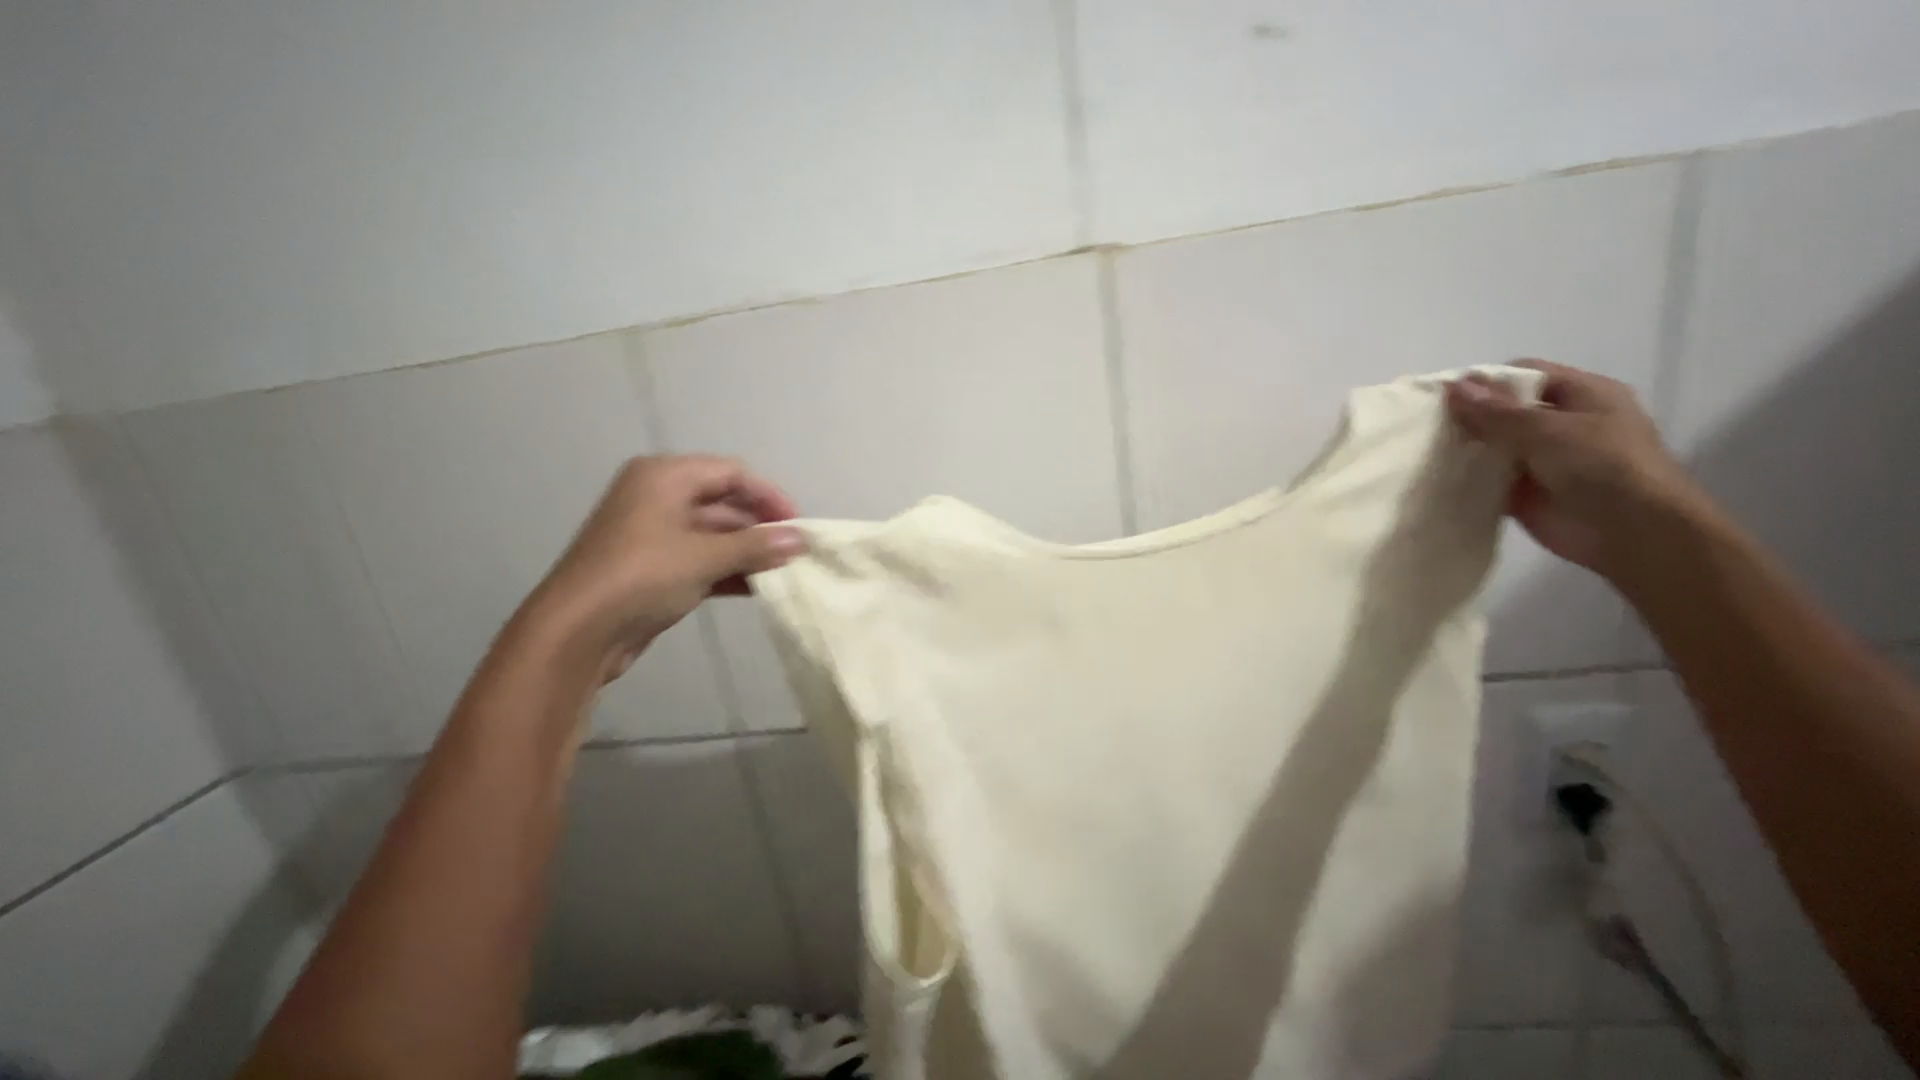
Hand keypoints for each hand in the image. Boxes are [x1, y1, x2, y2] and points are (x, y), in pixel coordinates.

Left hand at [520, 456, 805, 681]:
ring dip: (746, 552)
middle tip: (794, 553)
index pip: (731, 473)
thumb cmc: (642, 577)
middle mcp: (657, 496)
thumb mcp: (704, 557)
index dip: (768, 496)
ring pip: (712, 534)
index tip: (799, 526)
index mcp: (665, 477)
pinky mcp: (652, 568)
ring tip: (783, 574)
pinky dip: (727, 570)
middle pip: (722, 502)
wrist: (578, 631)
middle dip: (759, 527)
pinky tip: (757, 589)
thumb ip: (755, 545)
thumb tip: (799, 540)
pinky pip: (699, 560)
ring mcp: (653, 534)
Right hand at [1445, 360, 1703, 579]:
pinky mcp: (1526, 495)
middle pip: (1504, 411)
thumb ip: (1497, 412)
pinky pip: (1489, 482)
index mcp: (1581, 395)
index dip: (1485, 381)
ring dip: (1465, 449)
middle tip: (1425, 424)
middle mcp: (1562, 424)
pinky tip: (1436, 479)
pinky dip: (1466, 481)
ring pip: (1493, 447)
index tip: (1443, 395)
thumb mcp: (1549, 430)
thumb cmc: (1603, 466)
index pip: (1525, 375)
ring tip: (1422, 450)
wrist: (1633, 533)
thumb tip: (1452, 385)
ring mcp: (1543, 460)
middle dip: (1469, 416)